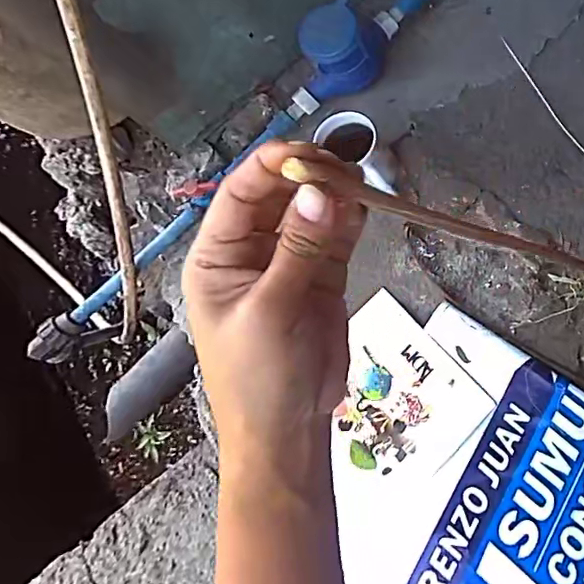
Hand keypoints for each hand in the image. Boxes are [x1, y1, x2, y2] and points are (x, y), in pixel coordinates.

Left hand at [183, 142, 366, 490]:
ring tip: (361, 185)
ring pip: (314, 213)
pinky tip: (365, 208)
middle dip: (310, 178)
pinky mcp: (325, 277)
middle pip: (281, 198)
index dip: (272, 168)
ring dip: (336, 196)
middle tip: (346, 169)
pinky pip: (338, 238)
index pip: (241, 195)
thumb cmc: (259, 377)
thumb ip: (299, 250)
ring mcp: (293, 263)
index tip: (309, 155)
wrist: (290, 427)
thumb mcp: (271, 311)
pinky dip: (352, 221)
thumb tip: (321, 194)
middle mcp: (254, 252)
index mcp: (219, 256)